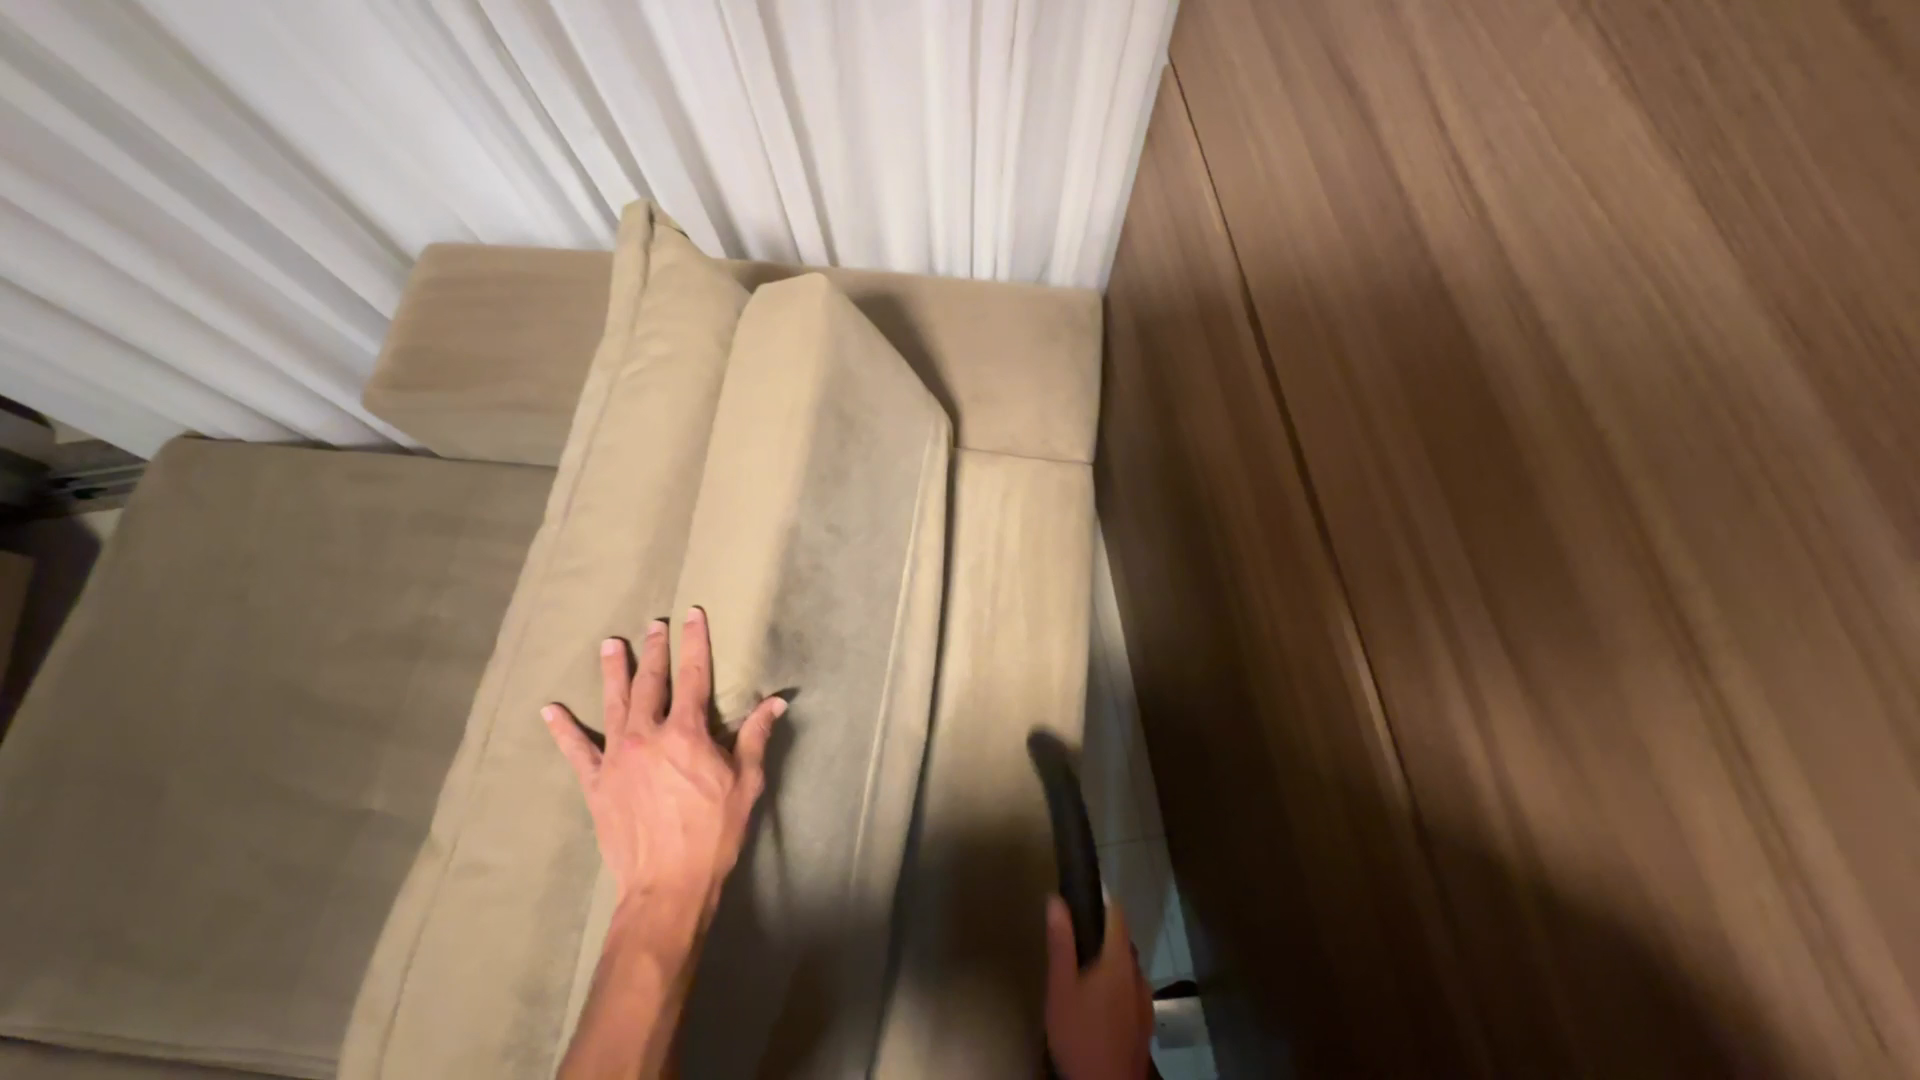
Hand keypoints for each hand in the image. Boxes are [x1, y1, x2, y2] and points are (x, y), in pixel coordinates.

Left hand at [542, 608, 784, 918]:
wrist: (667, 883)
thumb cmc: (715, 832)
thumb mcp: (746, 782)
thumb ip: (756, 737)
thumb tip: (776, 701)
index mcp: (687, 733)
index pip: (694, 676)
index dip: (695, 643)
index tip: (693, 615)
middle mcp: (648, 734)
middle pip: (651, 681)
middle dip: (654, 650)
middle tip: (653, 625)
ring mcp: (617, 757)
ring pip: (614, 704)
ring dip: (613, 672)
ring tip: (610, 645)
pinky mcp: (597, 783)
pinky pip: (576, 750)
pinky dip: (563, 729)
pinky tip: (550, 709)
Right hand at [1044, 896, 1153, 1079]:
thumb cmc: (1080, 1034)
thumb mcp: (1060, 987)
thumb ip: (1060, 943)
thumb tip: (1056, 900)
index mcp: (1119, 960)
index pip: (1118, 914)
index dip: (1103, 900)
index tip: (1085, 896)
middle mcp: (1139, 975)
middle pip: (1123, 942)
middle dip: (1102, 936)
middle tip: (1074, 943)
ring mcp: (1145, 1002)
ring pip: (1128, 969)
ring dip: (1110, 964)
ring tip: (1082, 975)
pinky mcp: (1145, 1024)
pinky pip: (1132, 992)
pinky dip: (1117, 988)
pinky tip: (1098, 1005)